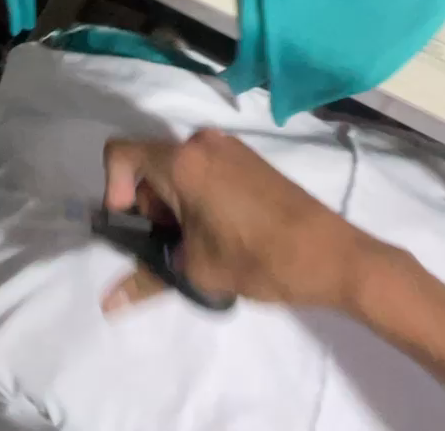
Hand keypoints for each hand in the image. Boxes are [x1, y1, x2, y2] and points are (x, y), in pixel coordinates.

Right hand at [100, 128, 385, 312]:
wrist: (336, 257)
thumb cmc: (260, 258)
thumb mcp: (199, 270)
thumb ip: (147, 279)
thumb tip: (108, 304)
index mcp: (181, 160)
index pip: (120, 153)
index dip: (114, 189)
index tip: (140, 225)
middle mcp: (198, 141)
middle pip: (148, 163)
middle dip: (150, 204)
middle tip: (174, 242)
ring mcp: (226, 145)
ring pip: (175, 167)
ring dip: (174, 201)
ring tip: (201, 240)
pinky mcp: (246, 157)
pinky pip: (201, 166)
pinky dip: (196, 193)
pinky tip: (223, 229)